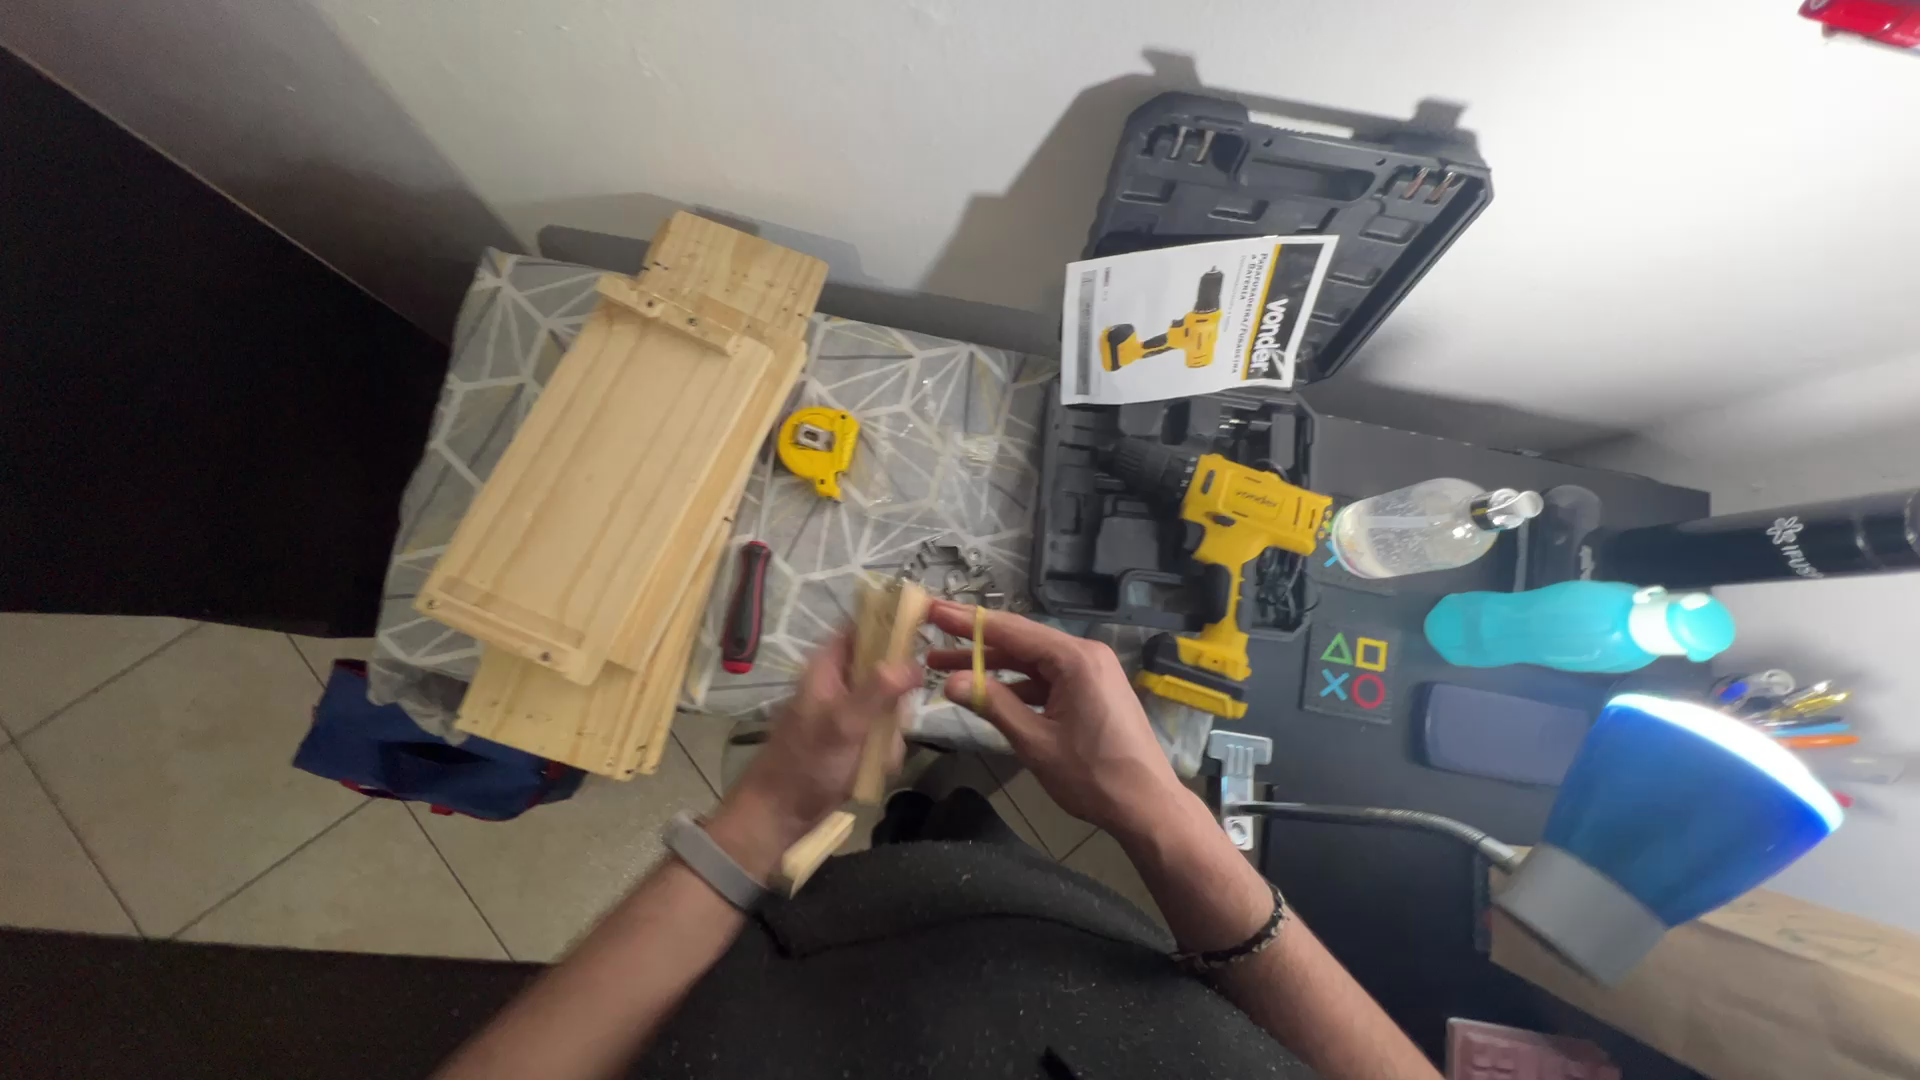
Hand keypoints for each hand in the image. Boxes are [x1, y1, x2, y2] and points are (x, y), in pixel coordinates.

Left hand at [714, 632, 919, 868]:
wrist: (781, 817)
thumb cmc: (806, 763)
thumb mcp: (844, 723)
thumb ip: (879, 690)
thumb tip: (914, 662)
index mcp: (827, 668)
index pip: (860, 628)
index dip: (888, 624)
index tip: (920, 633)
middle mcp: (839, 685)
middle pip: (885, 669)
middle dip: (896, 697)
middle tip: (894, 716)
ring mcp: (848, 715)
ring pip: (890, 706)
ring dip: (891, 731)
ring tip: (879, 752)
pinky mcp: (855, 742)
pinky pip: (885, 735)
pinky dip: (885, 752)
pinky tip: (875, 767)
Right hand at [925, 599, 1184, 842]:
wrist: (1148, 807)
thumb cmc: (1094, 777)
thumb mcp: (1035, 742)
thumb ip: (993, 706)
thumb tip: (949, 682)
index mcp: (1075, 659)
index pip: (1010, 630)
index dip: (966, 621)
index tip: (932, 610)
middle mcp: (1085, 654)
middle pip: (1020, 640)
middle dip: (973, 642)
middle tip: (930, 632)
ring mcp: (1091, 671)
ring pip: (1031, 660)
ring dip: (991, 666)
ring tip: (943, 666)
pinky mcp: (1092, 689)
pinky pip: (1046, 677)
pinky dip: (1017, 683)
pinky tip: (987, 692)